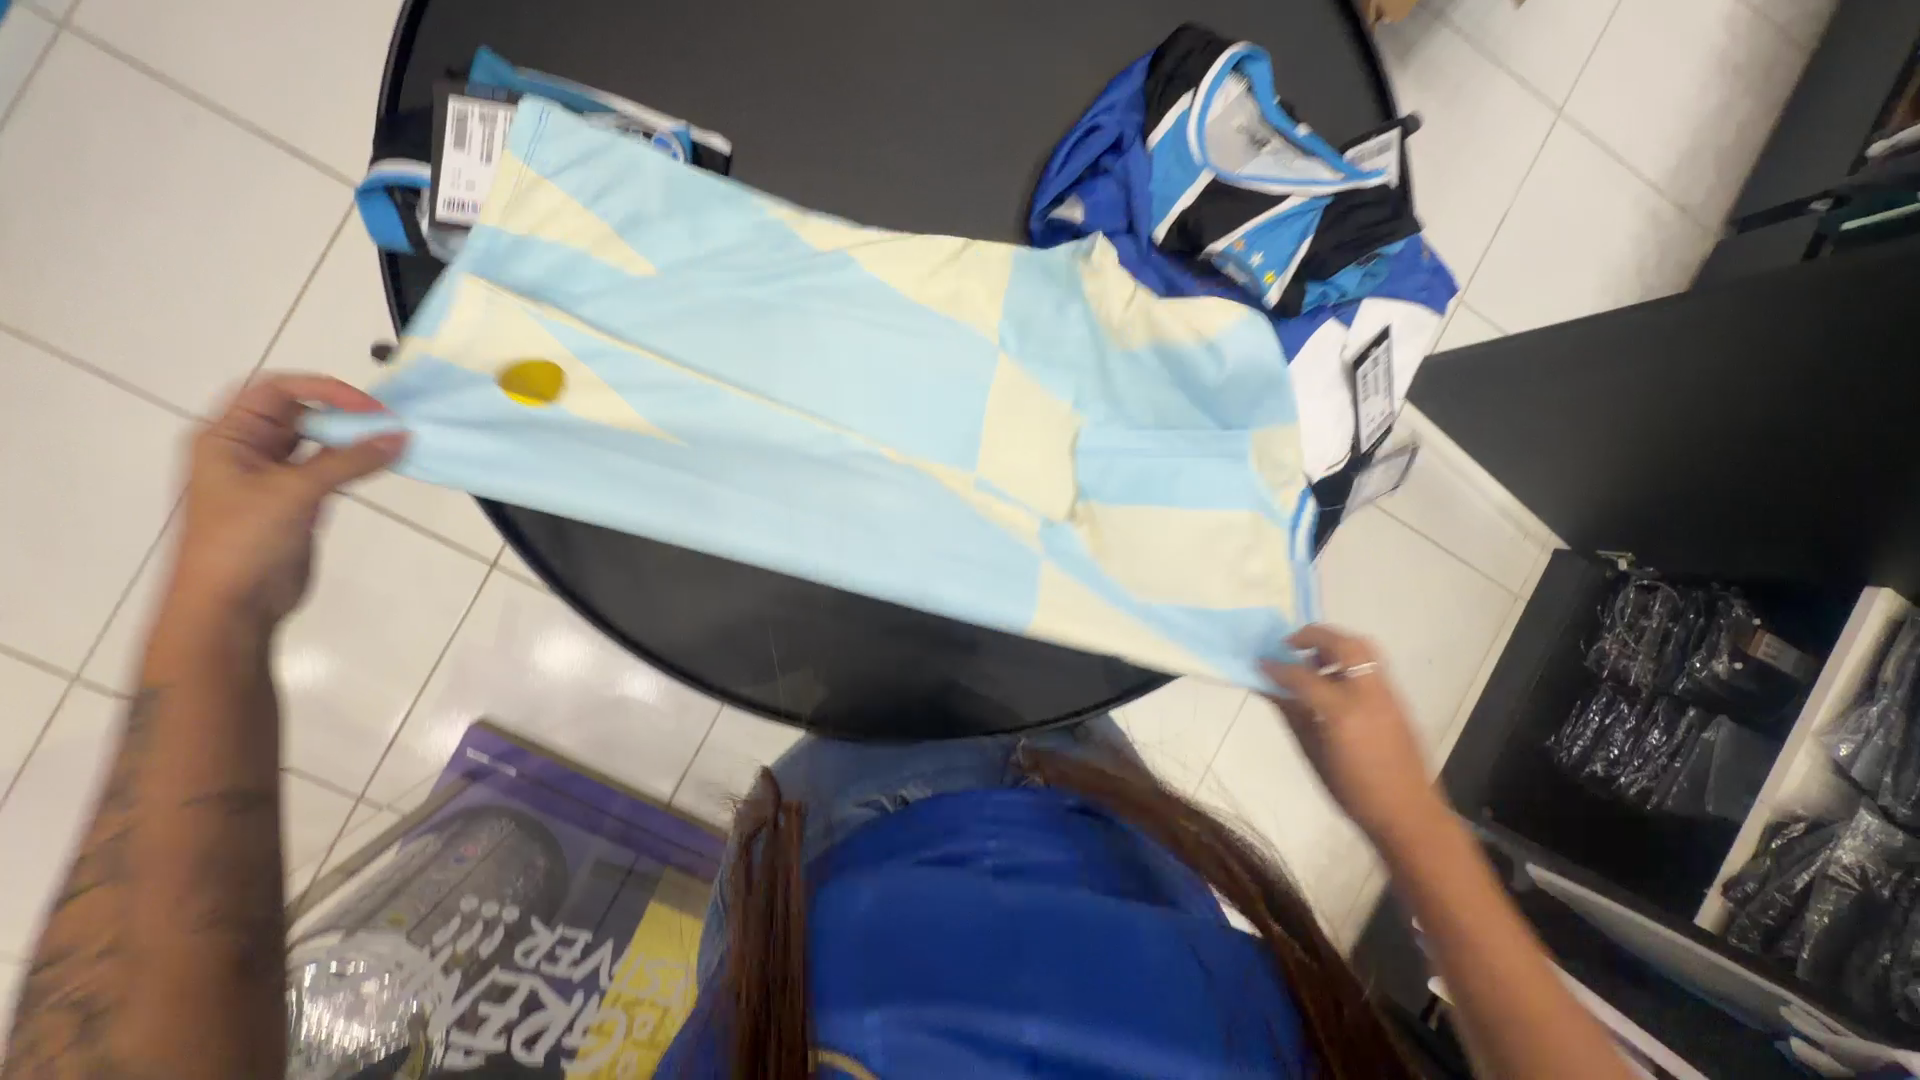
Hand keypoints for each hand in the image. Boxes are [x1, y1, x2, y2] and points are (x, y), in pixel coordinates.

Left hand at [161, 375, 406, 632]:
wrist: (231, 605)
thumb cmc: (244, 540)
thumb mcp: (294, 493)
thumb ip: (349, 461)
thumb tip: (401, 436)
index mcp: (226, 436)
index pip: (276, 390)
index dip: (324, 390)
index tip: (370, 408)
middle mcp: (247, 449)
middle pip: (299, 412)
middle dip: (344, 413)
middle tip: (390, 424)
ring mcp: (273, 476)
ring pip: (318, 442)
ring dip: (353, 439)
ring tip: (394, 442)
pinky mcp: (297, 501)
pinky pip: (330, 469)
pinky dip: (356, 464)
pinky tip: (383, 464)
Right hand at [1262, 625, 1448, 847]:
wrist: (1408, 813)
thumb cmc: (1352, 791)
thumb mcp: (1313, 754)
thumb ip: (1291, 714)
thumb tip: (1268, 687)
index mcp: (1342, 712)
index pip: (1301, 676)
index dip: (1276, 667)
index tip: (1259, 663)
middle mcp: (1368, 694)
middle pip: (1342, 644)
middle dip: (1313, 636)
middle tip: (1289, 645)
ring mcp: (1388, 694)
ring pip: (1363, 648)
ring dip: (1334, 643)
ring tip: (1312, 658)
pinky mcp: (1398, 700)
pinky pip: (1372, 664)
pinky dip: (1349, 659)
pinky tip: (1333, 680)